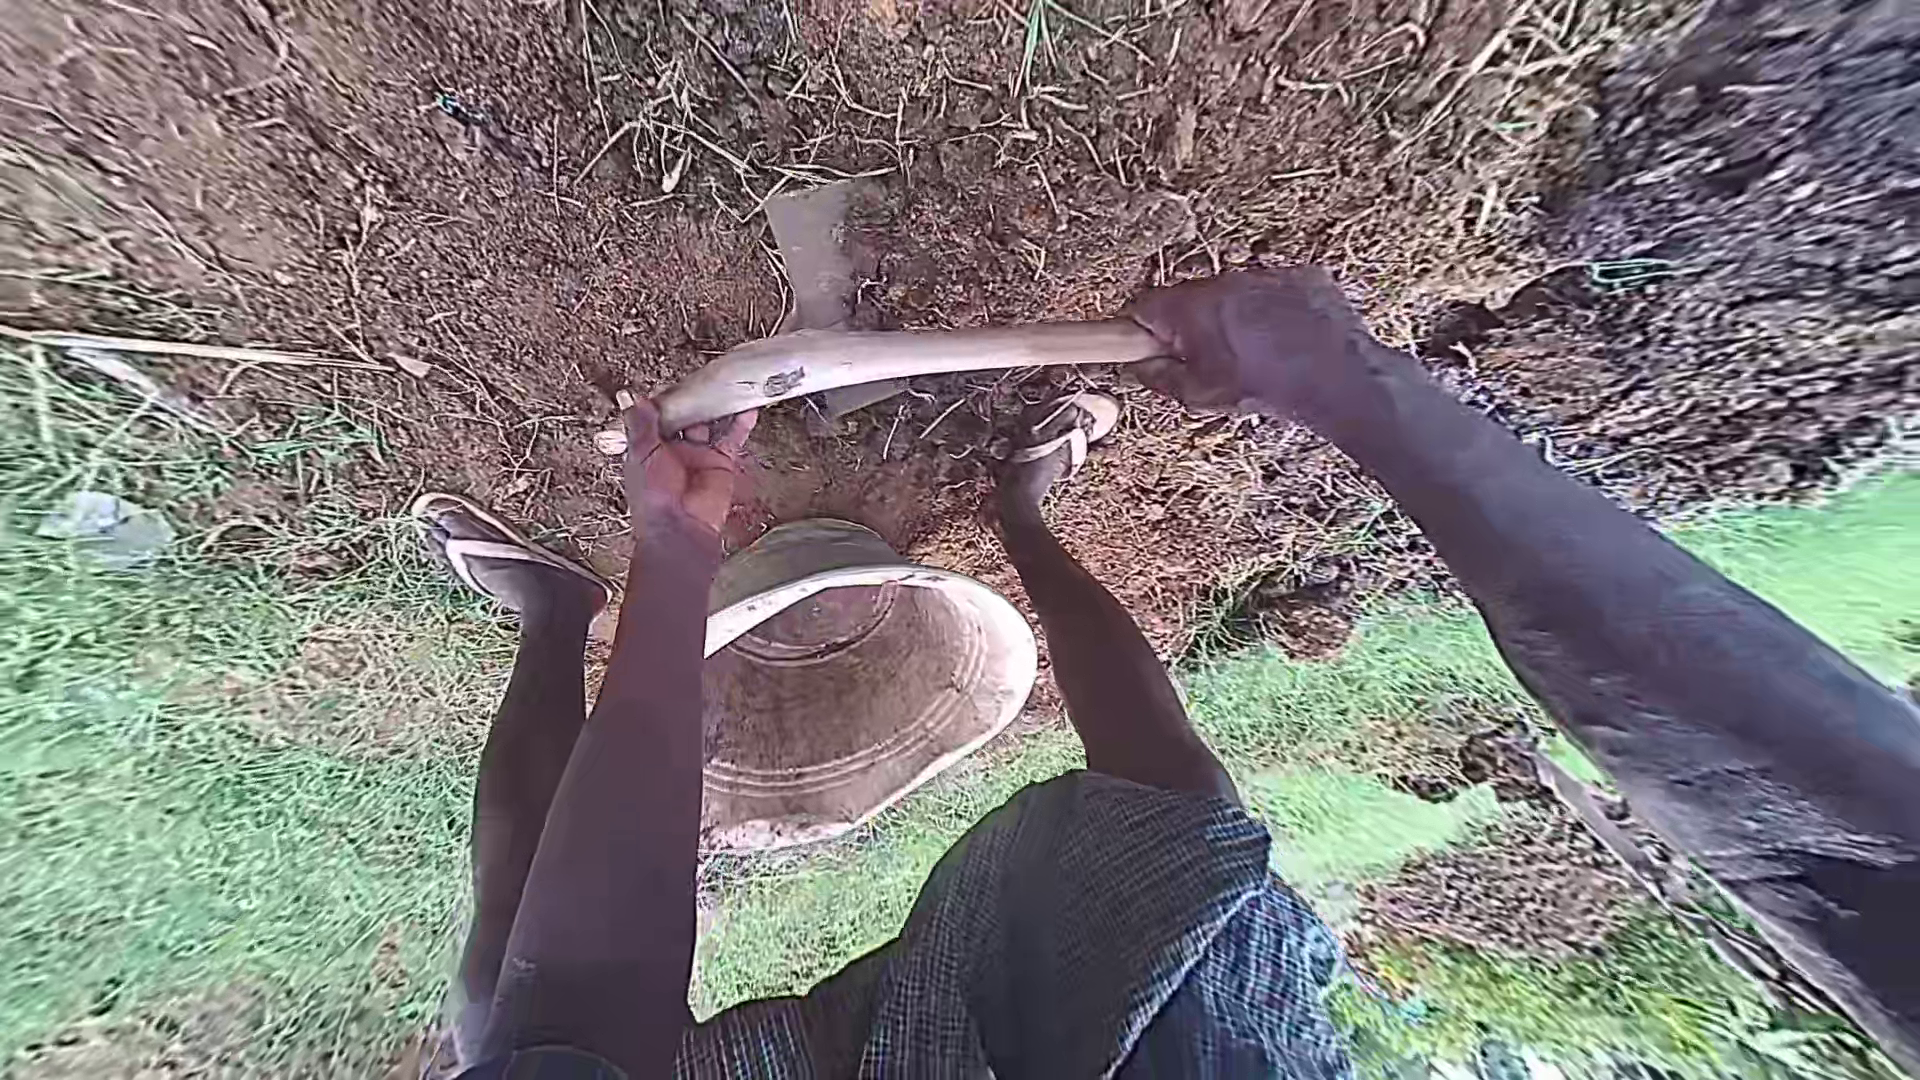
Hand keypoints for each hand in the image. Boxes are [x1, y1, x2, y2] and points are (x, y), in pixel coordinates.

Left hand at [622, 397, 756, 540]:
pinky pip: (732, 440)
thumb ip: (641, 426)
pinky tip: (747, 410)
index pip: (659, 417)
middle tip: (703, 382)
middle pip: (687, 418)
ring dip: (717, 409)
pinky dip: (740, 425)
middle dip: (694, 401)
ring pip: (711, 425)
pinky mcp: (722, 463)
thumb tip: (636, 398)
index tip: (673, 386)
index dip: (666, 401)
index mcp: (651, 447)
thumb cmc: (654, 497)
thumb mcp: (641, 455)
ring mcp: (701, 456)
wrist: (680, 526)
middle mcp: (677, 450)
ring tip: (727, 388)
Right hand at [1128, 267, 1411, 422]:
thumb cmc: (1259, 387)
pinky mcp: (1298, 274)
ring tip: (1245, 353)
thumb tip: (1137, 366)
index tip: (1145, 348)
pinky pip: (1268, 290)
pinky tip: (1276, 339)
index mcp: (1190, 308)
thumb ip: (1157, 376)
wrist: (1333, 375)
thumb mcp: (1196, 395)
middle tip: (1198, 359)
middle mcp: (1223, 280)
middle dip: (1185, 325)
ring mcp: (1263, 273)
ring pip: (1228, 293)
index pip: (1142, 307)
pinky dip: (1265, 310)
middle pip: (1186, 298)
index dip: (1138, 330)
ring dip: (1226, 317)